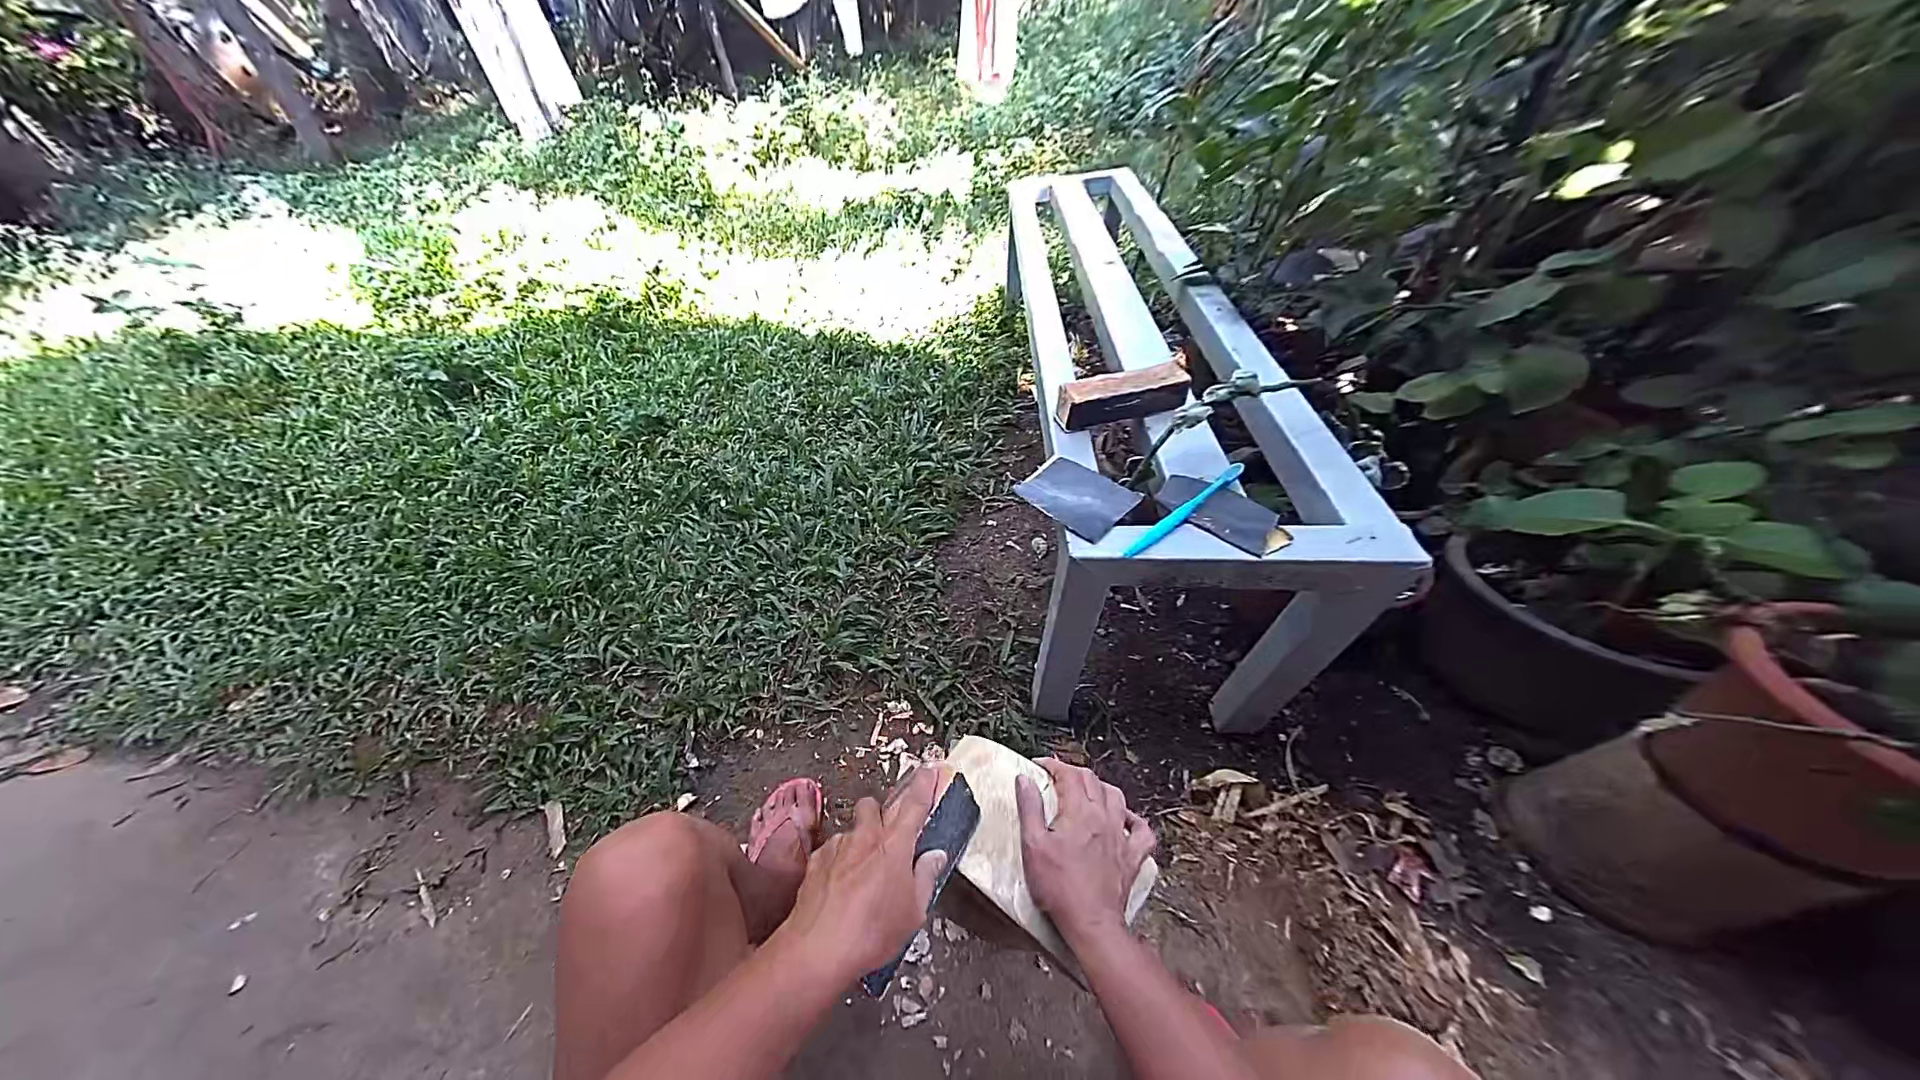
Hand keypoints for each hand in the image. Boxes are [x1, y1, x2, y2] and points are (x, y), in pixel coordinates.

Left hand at [777, 766, 947, 980]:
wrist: (817, 949)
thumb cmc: (870, 933)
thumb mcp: (914, 912)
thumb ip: (926, 877)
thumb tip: (934, 858)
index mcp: (895, 845)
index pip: (914, 803)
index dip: (924, 785)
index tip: (929, 772)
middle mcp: (866, 837)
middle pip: (876, 805)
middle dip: (883, 813)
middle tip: (890, 837)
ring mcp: (838, 845)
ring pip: (853, 828)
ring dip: (860, 840)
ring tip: (863, 873)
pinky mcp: (816, 859)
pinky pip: (833, 849)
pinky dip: (840, 860)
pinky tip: (842, 886)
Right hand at [1017, 758, 1155, 943]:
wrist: (1091, 923)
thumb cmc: (1060, 888)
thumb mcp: (1033, 846)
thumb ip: (1030, 808)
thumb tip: (1025, 780)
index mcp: (1079, 812)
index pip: (1069, 774)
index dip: (1053, 765)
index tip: (1040, 766)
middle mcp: (1104, 818)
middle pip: (1092, 781)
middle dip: (1073, 772)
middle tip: (1058, 776)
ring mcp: (1121, 837)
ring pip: (1116, 797)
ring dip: (1100, 788)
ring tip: (1087, 791)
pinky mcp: (1132, 857)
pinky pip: (1142, 832)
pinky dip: (1134, 821)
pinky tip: (1126, 820)